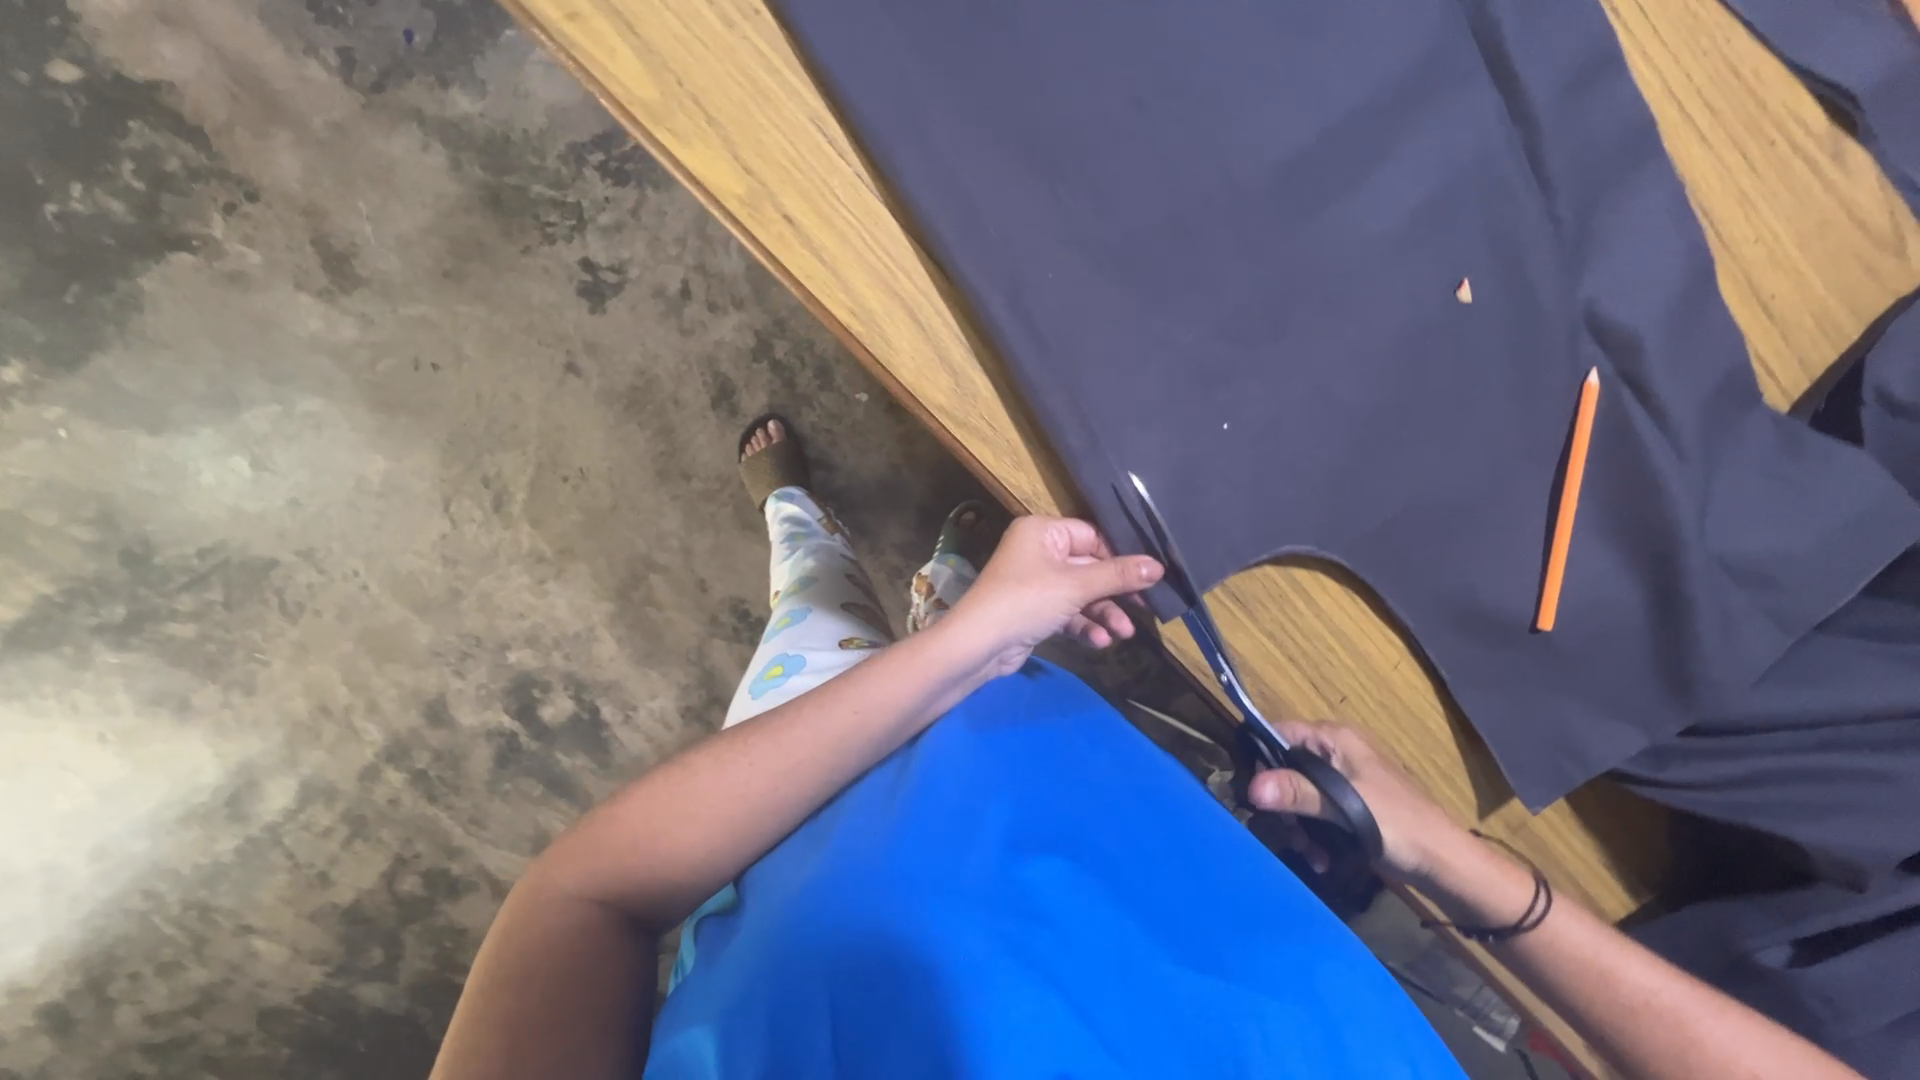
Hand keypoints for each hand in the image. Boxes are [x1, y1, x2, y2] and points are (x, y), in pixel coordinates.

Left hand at [941, 515, 1163, 676]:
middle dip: (1116, 592)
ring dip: (1104, 613)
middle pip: (1090, 566)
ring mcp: (1036, 582)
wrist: (979, 645)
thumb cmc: (1027, 601)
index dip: (1121, 556)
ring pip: (1082, 594)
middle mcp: (1038, 551)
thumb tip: (1159, 566)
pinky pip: (1068, 612)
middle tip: (1146, 607)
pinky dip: (1085, 626)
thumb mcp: (1076, 586)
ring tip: (1125, 633)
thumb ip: (1118, 576)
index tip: (1150, 575)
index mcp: (1043, 531)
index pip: (1093, 536)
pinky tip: (1100, 642)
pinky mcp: (1035, 610)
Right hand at [1247, 720, 1472, 883]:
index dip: (1261, 759)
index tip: (1254, 794)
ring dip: (1296, 826)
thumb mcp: (1345, 806)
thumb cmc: (1398, 824)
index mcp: (1335, 738)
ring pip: (1294, 794)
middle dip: (1282, 805)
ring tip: (1309, 853)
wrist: (1444, 863)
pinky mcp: (1345, 806)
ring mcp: (1340, 780)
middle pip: (1283, 768)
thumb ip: (1297, 792)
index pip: (1278, 732)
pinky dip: (1311, 835)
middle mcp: (1334, 752)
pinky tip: (1320, 858)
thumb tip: (1250, 787)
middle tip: (1291, 834)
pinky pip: (1312, 812)